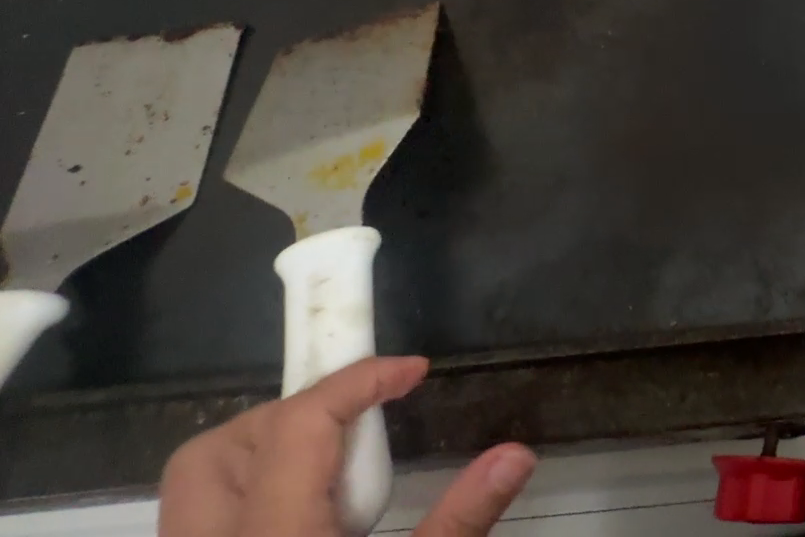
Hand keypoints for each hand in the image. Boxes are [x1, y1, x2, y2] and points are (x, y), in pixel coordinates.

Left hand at [159, 356, 536, 536]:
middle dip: (292, 411)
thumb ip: (460, 522)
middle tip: (363, 416)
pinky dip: (259, 493)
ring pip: (198, 488)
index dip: (358, 381)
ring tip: (341, 465)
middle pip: (217, 451)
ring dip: (270, 450)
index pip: (300, 426)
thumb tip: (516, 454)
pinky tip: (313, 517)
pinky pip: (209, 523)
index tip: (412, 373)